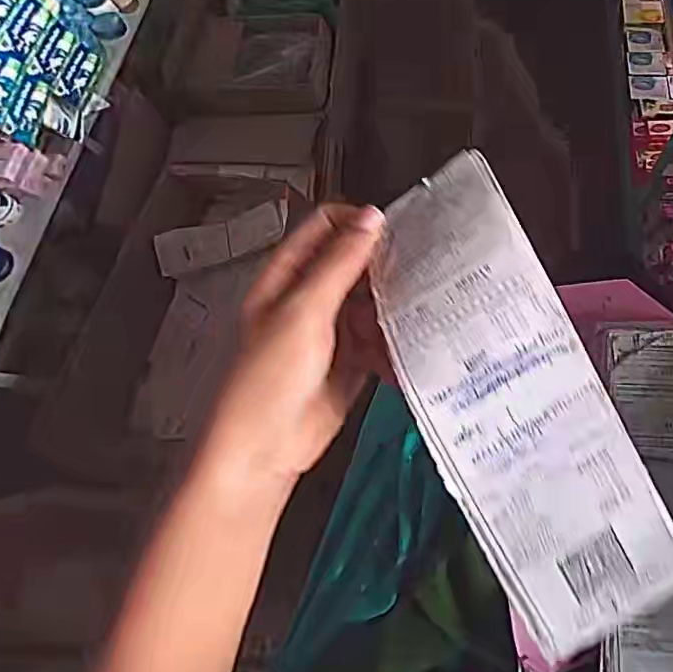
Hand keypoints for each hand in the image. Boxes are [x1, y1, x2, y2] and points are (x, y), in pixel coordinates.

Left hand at [198, 203, 389, 489]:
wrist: (263, 450)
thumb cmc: (261, 385)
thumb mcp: (304, 312)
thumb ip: (339, 264)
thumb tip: (369, 222)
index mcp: (287, 278)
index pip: (325, 228)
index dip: (356, 222)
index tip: (390, 229)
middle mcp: (309, 300)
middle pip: (354, 265)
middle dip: (383, 266)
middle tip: (411, 268)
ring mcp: (330, 331)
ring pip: (372, 303)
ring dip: (391, 307)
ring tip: (411, 310)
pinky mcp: (350, 361)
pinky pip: (380, 340)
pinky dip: (393, 342)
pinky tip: (403, 346)